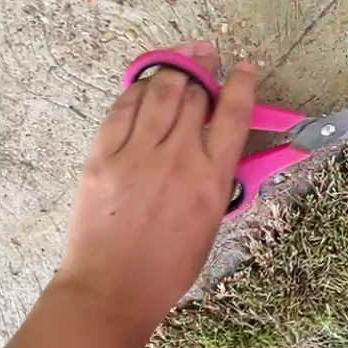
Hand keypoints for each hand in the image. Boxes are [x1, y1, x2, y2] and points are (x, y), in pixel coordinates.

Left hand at [53, 42, 256, 326]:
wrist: (112, 288)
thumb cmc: (170, 265)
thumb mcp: (212, 219)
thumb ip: (215, 176)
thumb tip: (213, 143)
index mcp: (213, 177)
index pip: (234, 113)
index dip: (241, 83)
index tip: (244, 68)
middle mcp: (179, 157)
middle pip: (193, 94)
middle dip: (201, 70)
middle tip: (203, 58)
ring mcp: (137, 154)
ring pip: (159, 92)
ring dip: (171, 70)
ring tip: (177, 59)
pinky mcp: (102, 157)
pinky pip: (122, 109)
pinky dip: (137, 91)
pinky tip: (144, 87)